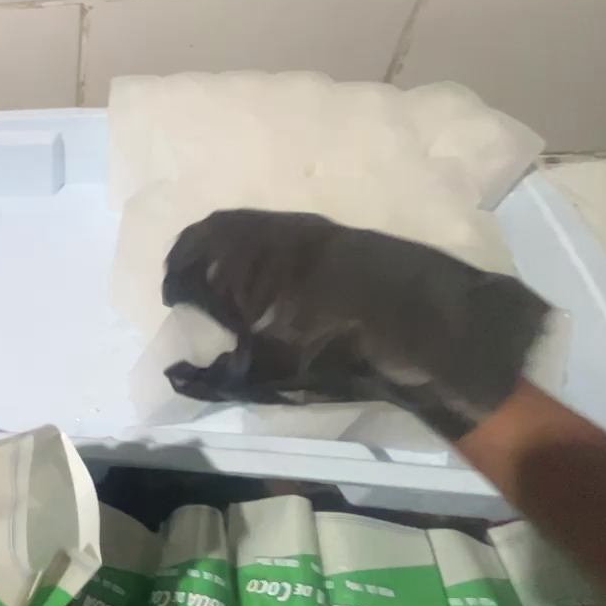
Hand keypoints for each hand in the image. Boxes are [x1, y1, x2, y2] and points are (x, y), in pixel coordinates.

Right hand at [161, 208, 548, 438]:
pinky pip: (276, 227)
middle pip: (209, 233)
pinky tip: (269, 267)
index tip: (176, 300)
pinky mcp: (331, 230)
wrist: (431, 338)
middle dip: (192, 254)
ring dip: (224, 245)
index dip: (176, 283)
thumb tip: (173, 374)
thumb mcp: (268, 380)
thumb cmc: (337, 360)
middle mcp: (263, 239)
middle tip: (190, 280)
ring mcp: (299, 229)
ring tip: (226, 273)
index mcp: (241, 271)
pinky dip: (257, 241)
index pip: (186, 265)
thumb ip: (212, 378)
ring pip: (243, 226)